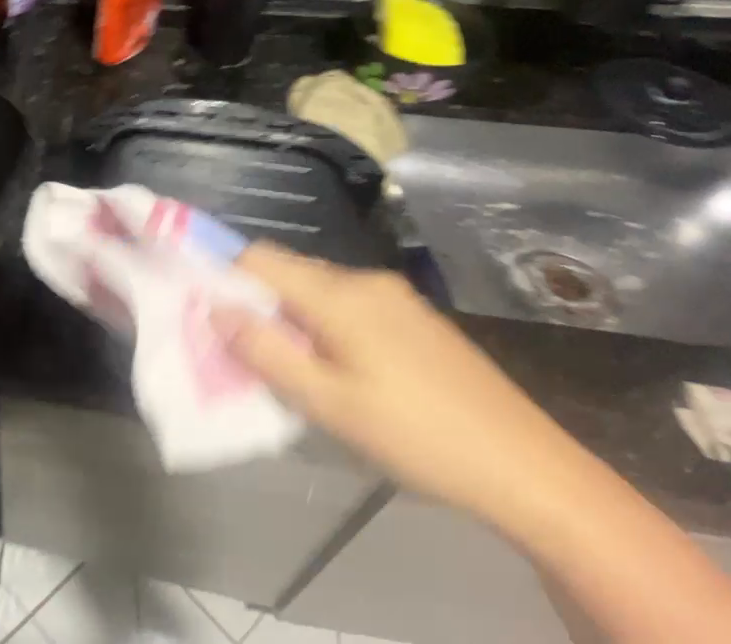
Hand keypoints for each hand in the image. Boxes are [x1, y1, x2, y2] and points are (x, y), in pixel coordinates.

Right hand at [212, 244, 605, 533]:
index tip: (202, 314)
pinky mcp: (417, 323)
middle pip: (288, 273)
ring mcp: (397, 300)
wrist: (529, 471)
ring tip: (283, 370)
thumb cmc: (416, 437)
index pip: (258, 259)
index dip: (222, 277)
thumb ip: (264, 351)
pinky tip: (333, 374)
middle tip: (239, 353)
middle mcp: (366, 282)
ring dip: (289, 319)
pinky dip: (322, 328)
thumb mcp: (327, 403)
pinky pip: (349, 308)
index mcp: (339, 294)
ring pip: (318, 292)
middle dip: (254, 303)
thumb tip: (215, 309)